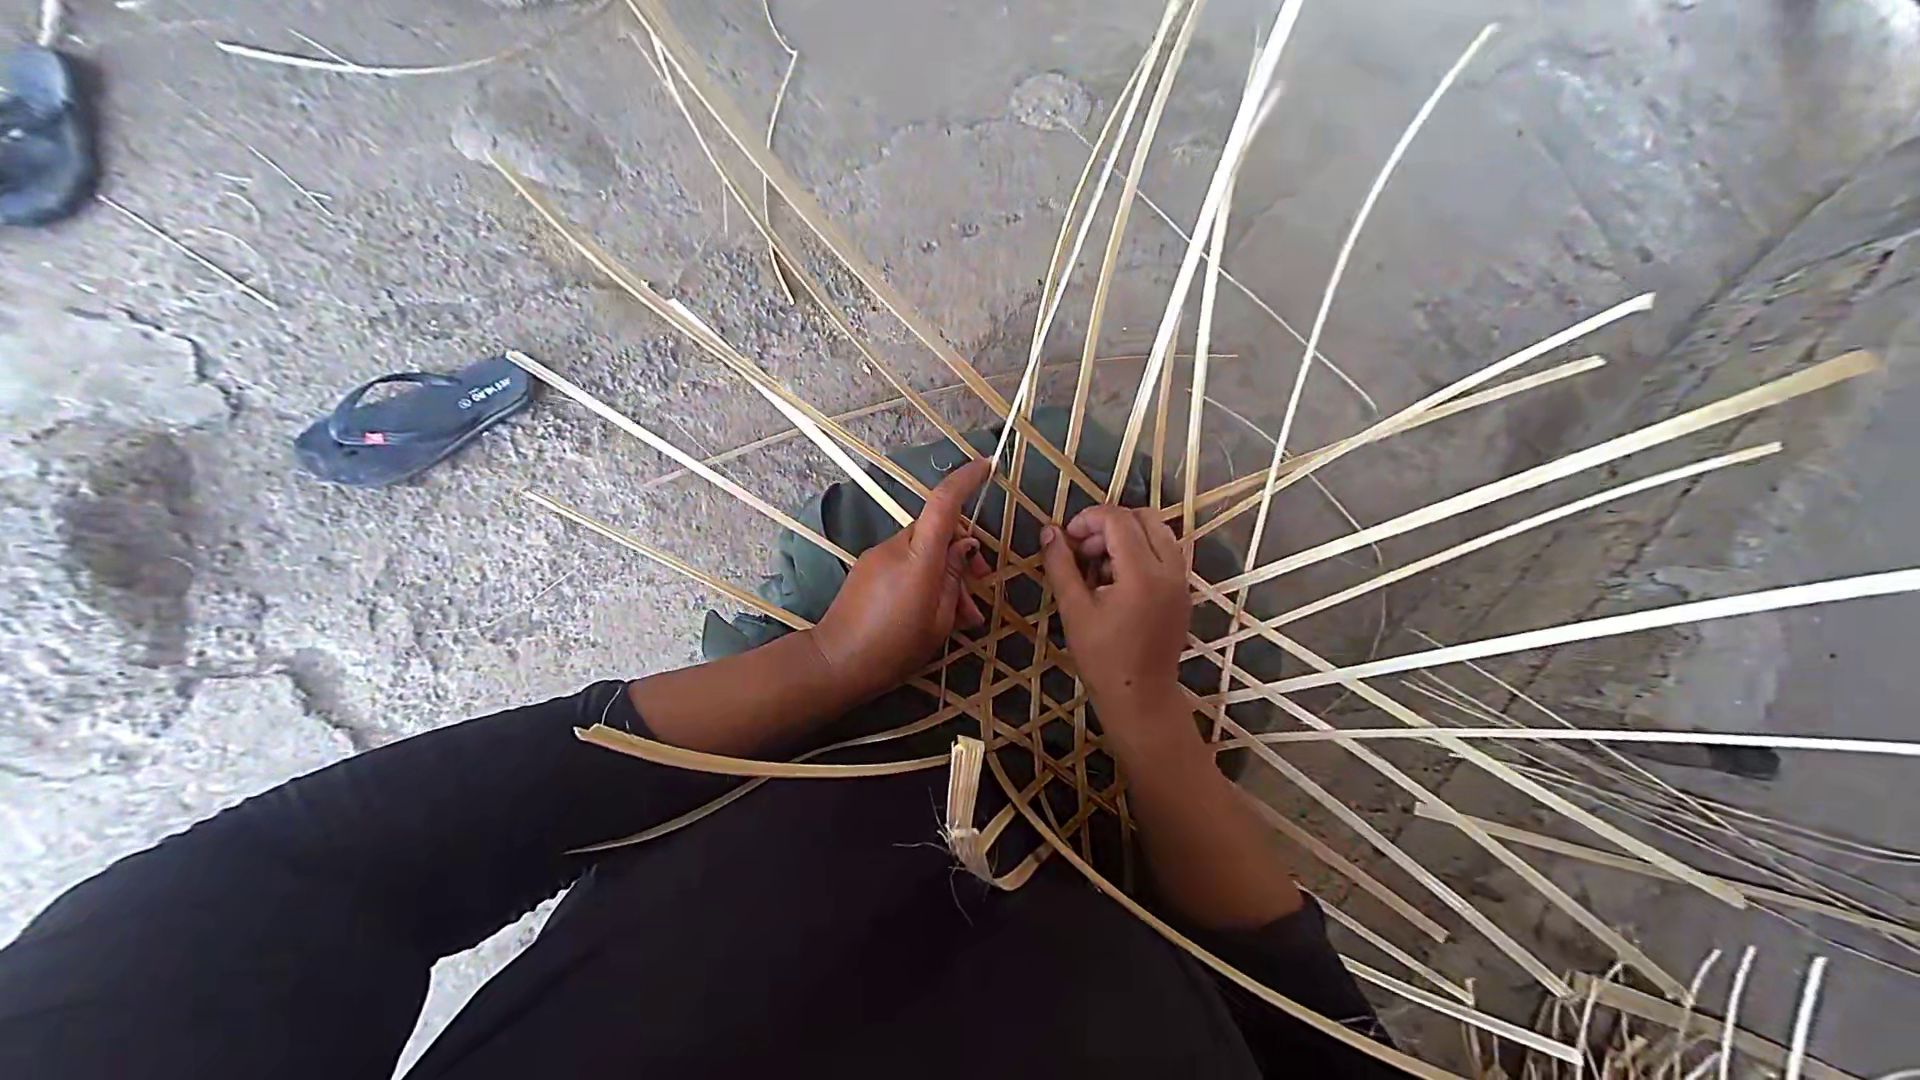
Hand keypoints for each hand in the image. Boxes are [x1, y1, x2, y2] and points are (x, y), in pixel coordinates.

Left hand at [810, 458, 991, 701]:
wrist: (836, 663)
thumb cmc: (894, 649)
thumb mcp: (940, 621)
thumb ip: (954, 579)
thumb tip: (966, 549)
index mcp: (919, 558)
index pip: (943, 503)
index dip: (966, 480)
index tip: (986, 466)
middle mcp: (897, 547)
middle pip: (938, 530)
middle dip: (963, 553)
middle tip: (978, 588)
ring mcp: (878, 555)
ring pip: (923, 548)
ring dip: (944, 570)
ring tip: (959, 613)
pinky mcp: (867, 567)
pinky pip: (905, 560)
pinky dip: (923, 575)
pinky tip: (931, 608)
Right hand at [1040, 505, 1191, 748]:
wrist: (1140, 696)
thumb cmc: (1102, 657)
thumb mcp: (1073, 609)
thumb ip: (1060, 565)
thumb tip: (1049, 531)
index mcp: (1143, 573)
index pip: (1118, 520)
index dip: (1087, 519)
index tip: (1066, 539)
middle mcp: (1170, 569)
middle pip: (1144, 517)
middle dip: (1109, 524)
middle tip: (1084, 550)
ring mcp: (1182, 580)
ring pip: (1158, 532)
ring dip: (1126, 536)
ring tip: (1100, 565)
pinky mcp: (1183, 591)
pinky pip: (1166, 552)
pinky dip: (1141, 551)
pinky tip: (1117, 580)